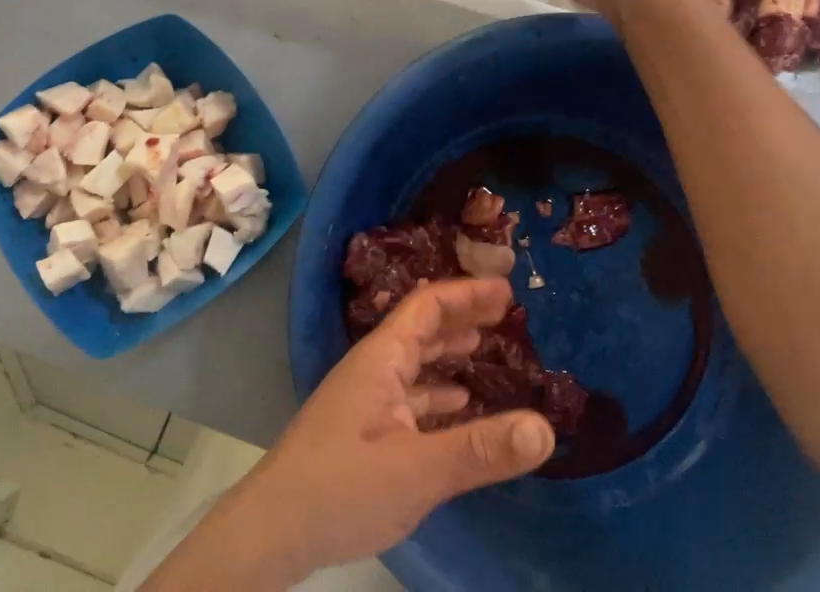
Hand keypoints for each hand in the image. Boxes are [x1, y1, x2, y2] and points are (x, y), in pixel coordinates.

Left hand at [143, 280, 555, 589]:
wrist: (273, 529)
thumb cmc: (340, 488)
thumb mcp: (417, 470)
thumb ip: (480, 450)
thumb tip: (546, 428)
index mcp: (380, 360)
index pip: (426, 307)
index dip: (466, 294)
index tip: (507, 290)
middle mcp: (372, 371)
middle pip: (420, 330)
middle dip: (461, 318)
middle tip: (507, 316)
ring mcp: (364, 401)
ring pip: (414, 365)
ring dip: (449, 354)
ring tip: (487, 350)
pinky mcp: (362, 432)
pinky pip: (408, 398)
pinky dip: (437, 394)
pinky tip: (458, 406)